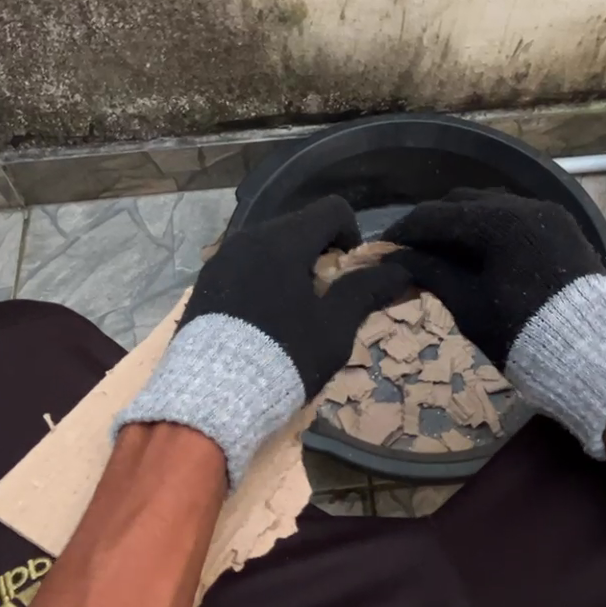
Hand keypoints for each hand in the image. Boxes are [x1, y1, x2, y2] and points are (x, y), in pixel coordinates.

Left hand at [115, 195, 410, 484]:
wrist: (212, 396)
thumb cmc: (282, 356)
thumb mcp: (334, 327)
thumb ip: (365, 291)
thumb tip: (400, 270)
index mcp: (284, 241)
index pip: (331, 210)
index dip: (351, 234)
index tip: (349, 272)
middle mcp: (249, 238)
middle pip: (298, 226)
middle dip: (319, 253)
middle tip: (324, 298)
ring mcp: (221, 259)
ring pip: (268, 246)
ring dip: (290, 266)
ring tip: (292, 311)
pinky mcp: (204, 282)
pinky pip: (243, 264)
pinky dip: (261, 278)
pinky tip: (261, 318)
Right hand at [385, 190, 605, 458]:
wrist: (597, 359)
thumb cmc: (524, 335)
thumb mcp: (467, 304)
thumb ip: (430, 272)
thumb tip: (397, 258)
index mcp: (497, 221)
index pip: (435, 217)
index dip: (404, 232)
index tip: (382, 248)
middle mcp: (523, 206)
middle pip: (461, 203)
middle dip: (433, 226)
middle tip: (411, 253)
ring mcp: (547, 215)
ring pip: (490, 208)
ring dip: (462, 225)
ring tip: (442, 255)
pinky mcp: (561, 230)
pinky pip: (514, 219)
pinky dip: (489, 231)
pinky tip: (477, 254)